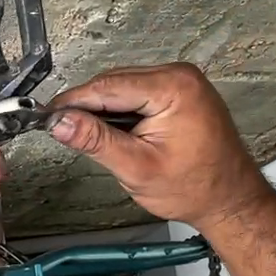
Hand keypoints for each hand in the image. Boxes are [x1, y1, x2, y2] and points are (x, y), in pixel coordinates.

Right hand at [49, 64, 274, 229]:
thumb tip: (60, 122)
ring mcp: (180, 82)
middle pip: (111, 83)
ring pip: (120, 87)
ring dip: (100, 109)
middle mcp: (179, 76)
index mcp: (174, 88)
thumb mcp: (135, 167)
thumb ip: (95, 141)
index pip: (106, 87)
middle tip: (58, 129)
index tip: (46, 116)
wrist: (229, 200)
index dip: (72, 102)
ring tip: (85, 135)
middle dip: (84, 106)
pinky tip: (111, 131)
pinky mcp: (177, 92)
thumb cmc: (195, 187)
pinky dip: (117, 110)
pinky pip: (135, 93)